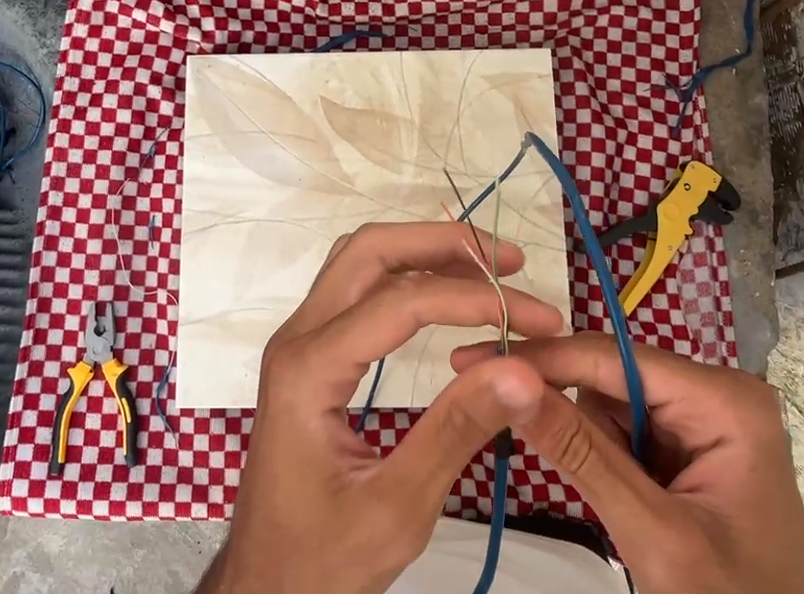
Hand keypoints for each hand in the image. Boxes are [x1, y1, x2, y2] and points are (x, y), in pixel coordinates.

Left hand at [197, 222, 564, 593]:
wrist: (265, 583)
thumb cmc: (323, 558)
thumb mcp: (397, 507)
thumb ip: (456, 432)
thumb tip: (523, 370)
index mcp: (309, 370)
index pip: (399, 302)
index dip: (473, 299)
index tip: (537, 316)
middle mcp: (297, 338)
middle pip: (368, 252)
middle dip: (443, 244)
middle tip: (512, 263)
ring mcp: (299, 341)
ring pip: (360, 261)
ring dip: (424, 252)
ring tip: (489, 270)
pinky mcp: (310, 354)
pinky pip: (356, 289)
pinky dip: (406, 276)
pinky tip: (446, 295)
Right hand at [454, 333, 803, 593]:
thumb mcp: (654, 536)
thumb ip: (580, 455)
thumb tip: (507, 381)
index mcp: (725, 401)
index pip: (612, 358)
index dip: (539, 359)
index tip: (468, 360)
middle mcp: (717, 394)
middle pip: (608, 376)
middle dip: (565, 411)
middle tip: (509, 432)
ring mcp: (705, 420)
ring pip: (609, 403)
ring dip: (588, 445)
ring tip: (618, 507)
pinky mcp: (691, 447)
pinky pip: (624, 431)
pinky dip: (602, 459)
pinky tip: (622, 500)